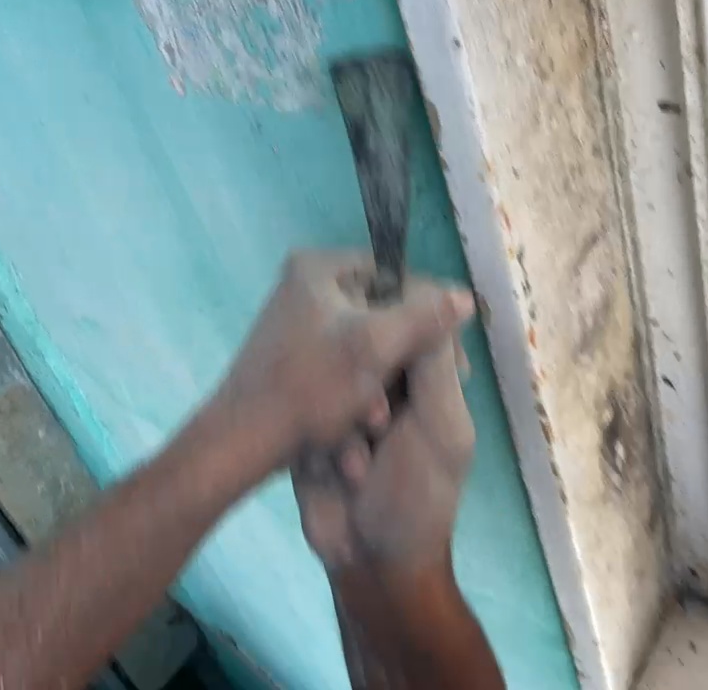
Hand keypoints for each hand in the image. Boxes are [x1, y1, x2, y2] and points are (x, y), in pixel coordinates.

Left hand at [216, 251, 472, 464]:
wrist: (243, 440)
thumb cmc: (310, 387)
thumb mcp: (377, 348)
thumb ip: (424, 318)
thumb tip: (464, 294)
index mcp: (317, 268)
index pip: (392, 274)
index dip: (425, 312)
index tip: (450, 353)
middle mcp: (304, 285)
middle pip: (379, 311)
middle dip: (402, 355)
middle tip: (429, 389)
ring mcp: (297, 321)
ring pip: (363, 343)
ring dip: (380, 380)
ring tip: (385, 419)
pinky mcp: (294, 354)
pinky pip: (341, 362)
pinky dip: (356, 390)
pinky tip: (364, 425)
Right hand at [293, 335, 476, 573]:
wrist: (369, 561)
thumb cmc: (417, 495)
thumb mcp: (441, 428)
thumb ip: (436, 364)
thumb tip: (449, 296)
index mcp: (424, 374)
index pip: (412, 316)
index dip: (397, 318)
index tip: (382, 331)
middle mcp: (384, 377)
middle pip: (364, 335)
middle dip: (364, 374)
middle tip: (377, 422)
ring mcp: (343, 396)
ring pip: (331, 366)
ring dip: (343, 411)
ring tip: (359, 457)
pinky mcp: (310, 416)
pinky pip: (306, 400)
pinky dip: (319, 429)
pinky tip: (331, 463)